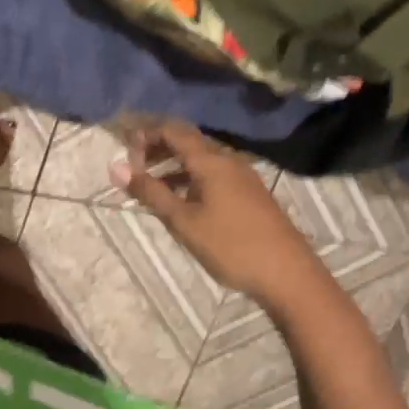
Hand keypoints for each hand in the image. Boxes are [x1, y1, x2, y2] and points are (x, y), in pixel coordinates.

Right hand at [109, 117, 329, 310]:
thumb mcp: (183, 221)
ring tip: (153, 186)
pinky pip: (214, 172)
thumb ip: (150, 192)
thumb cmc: (232, 246)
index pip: (171, 129)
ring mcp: (243, 177)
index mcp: (210, 160)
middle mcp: (228, 160)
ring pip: (201, 157)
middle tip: (135, 167)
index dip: (145, 135)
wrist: (292, 279)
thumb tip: (115, 167)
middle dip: (157, 147)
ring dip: (173, 164)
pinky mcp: (251, 194)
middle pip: (187, 139)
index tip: (126, 155)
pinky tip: (184, 201)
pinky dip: (191, 177)